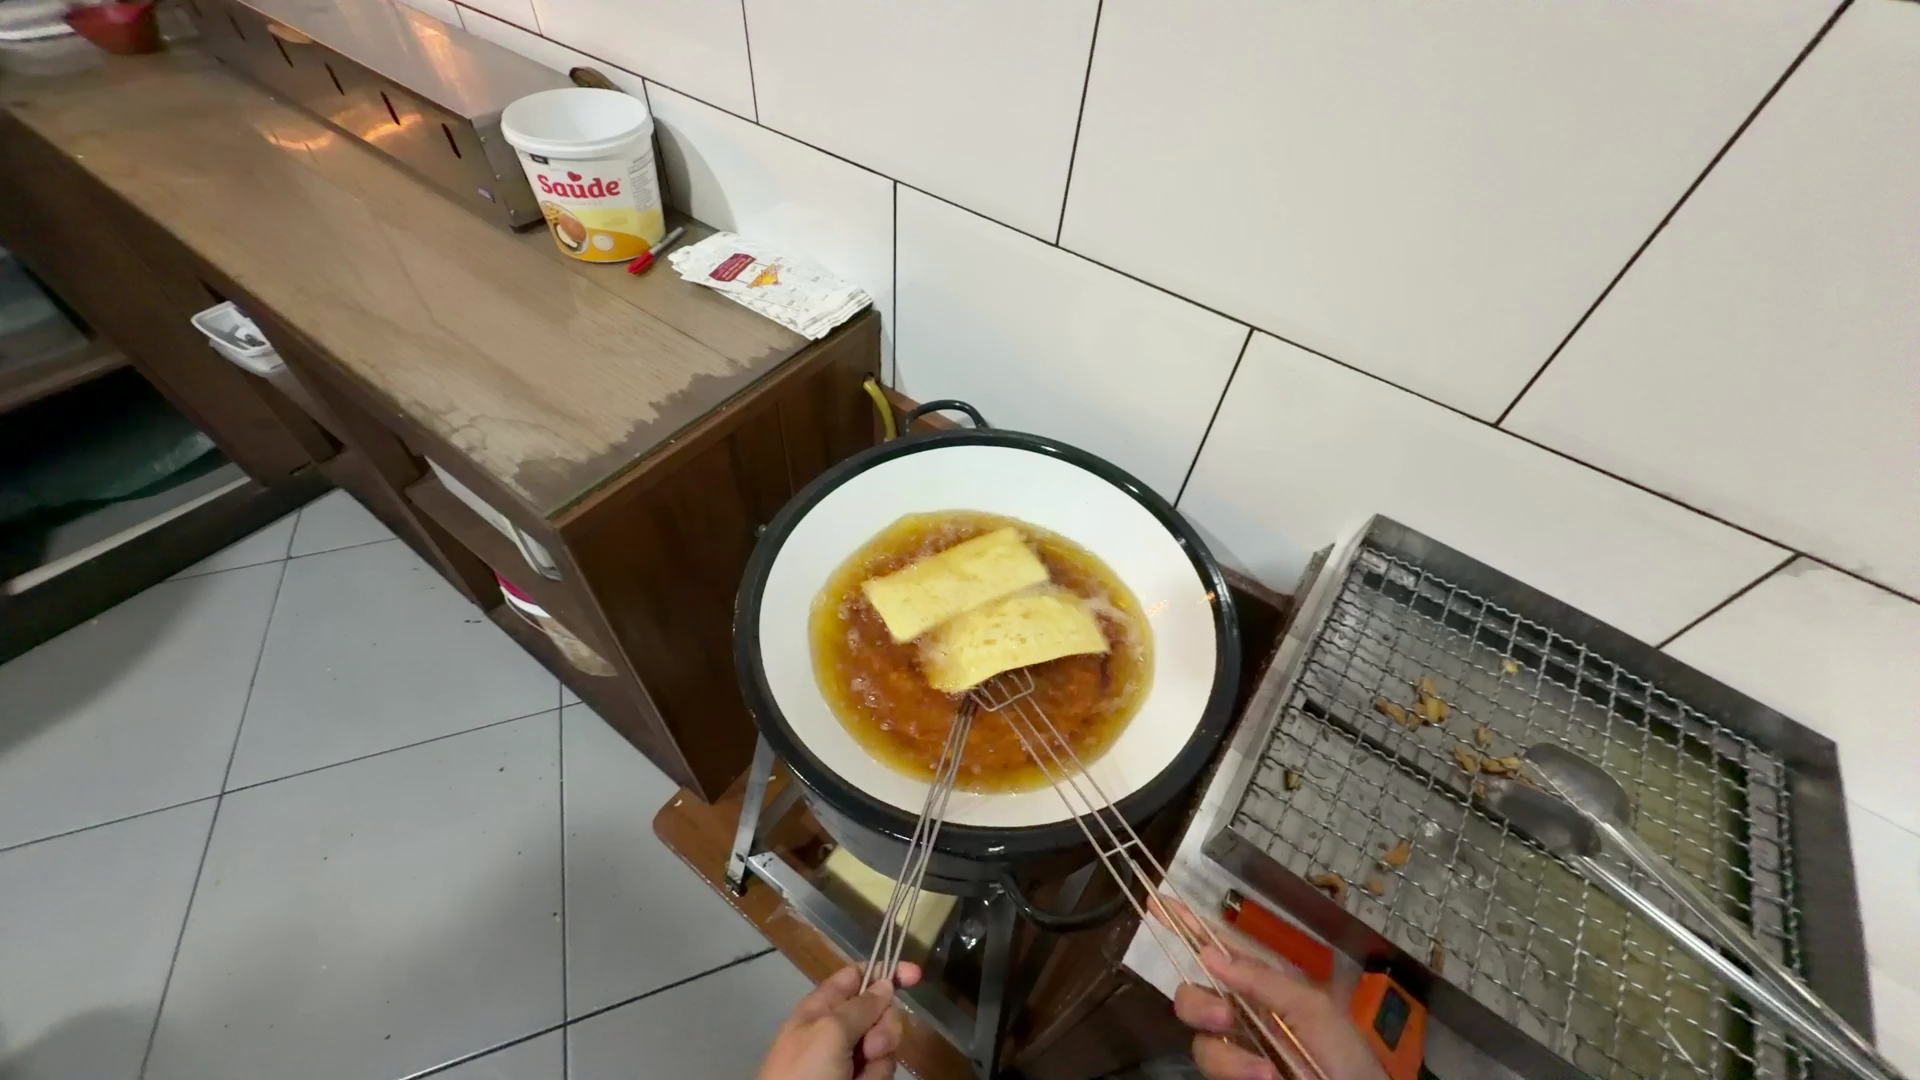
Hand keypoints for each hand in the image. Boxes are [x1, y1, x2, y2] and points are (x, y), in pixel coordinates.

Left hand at [754, 962, 922, 1079]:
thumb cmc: (804, 1075)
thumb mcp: (829, 1033)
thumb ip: (861, 1006)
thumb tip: (885, 983)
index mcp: (823, 1007)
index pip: (858, 976)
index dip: (885, 971)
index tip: (915, 976)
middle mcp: (839, 1030)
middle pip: (880, 1011)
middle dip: (884, 1028)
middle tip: (871, 1047)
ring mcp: (849, 1059)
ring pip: (885, 1045)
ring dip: (879, 1060)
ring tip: (858, 1079)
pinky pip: (882, 1072)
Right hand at [1174, 946, 1387, 1079]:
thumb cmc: (1349, 1060)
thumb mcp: (1314, 1010)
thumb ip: (1262, 980)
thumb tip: (1207, 952)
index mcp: (1262, 988)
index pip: (1216, 950)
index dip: (1185, 925)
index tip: (1156, 903)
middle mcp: (1243, 1017)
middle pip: (1192, 996)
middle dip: (1198, 1003)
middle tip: (1224, 1018)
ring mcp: (1238, 1055)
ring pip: (1200, 1042)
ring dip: (1228, 1057)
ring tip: (1265, 1074)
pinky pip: (1211, 1073)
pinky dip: (1236, 1074)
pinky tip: (1265, 1079)